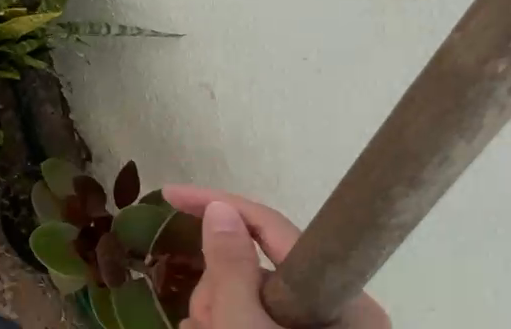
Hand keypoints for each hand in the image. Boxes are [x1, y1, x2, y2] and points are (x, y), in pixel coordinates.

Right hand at [164, 186, 389, 328]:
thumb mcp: (243, 324)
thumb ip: (230, 267)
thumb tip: (219, 209)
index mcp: (341, 297)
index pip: (272, 225)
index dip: (217, 203)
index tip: (169, 195)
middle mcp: (338, 306)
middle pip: (253, 264)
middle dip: (215, 284)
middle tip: (203, 315)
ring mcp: (323, 326)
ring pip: (247, 289)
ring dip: (214, 306)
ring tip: (203, 328)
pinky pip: (254, 311)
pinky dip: (225, 318)